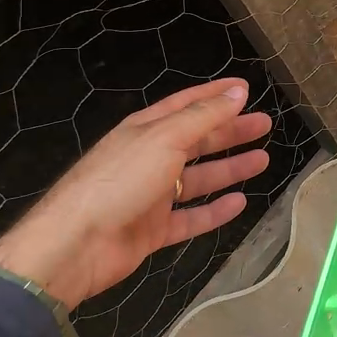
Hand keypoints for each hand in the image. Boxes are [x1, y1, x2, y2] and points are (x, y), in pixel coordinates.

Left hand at [0, 78, 272, 308]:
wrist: (72, 248)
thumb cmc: (120, 181)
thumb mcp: (165, 138)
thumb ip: (205, 115)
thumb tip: (239, 90)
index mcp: (147, 131)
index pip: (187, 105)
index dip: (216, 94)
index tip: (245, 88)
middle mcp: (150, 159)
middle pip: (197, 141)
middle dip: (231, 132)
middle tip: (264, 126)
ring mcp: (150, 197)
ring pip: (198, 179)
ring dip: (229, 169)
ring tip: (262, 161)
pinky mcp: (151, 231)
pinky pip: (189, 219)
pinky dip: (214, 212)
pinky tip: (239, 203)